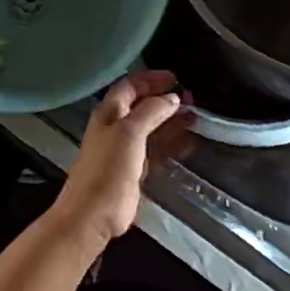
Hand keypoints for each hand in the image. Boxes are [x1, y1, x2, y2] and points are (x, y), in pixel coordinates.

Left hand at [55, 71, 193, 244]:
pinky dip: (171, 143)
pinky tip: (189, 141)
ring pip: (151, 128)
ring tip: (196, 117)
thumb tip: (172, 97)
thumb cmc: (109, 168)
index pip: (129, 86)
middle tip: (192, 98)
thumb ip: (150, 112)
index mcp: (108, 113)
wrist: (94, 212)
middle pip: (141, 105)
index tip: (176, 78)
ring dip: (171, 121)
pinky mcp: (134, 170)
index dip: (151, 79)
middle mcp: (115, 127)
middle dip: (164, 99)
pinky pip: (155, 150)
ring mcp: (124, 149)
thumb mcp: (130, 132)